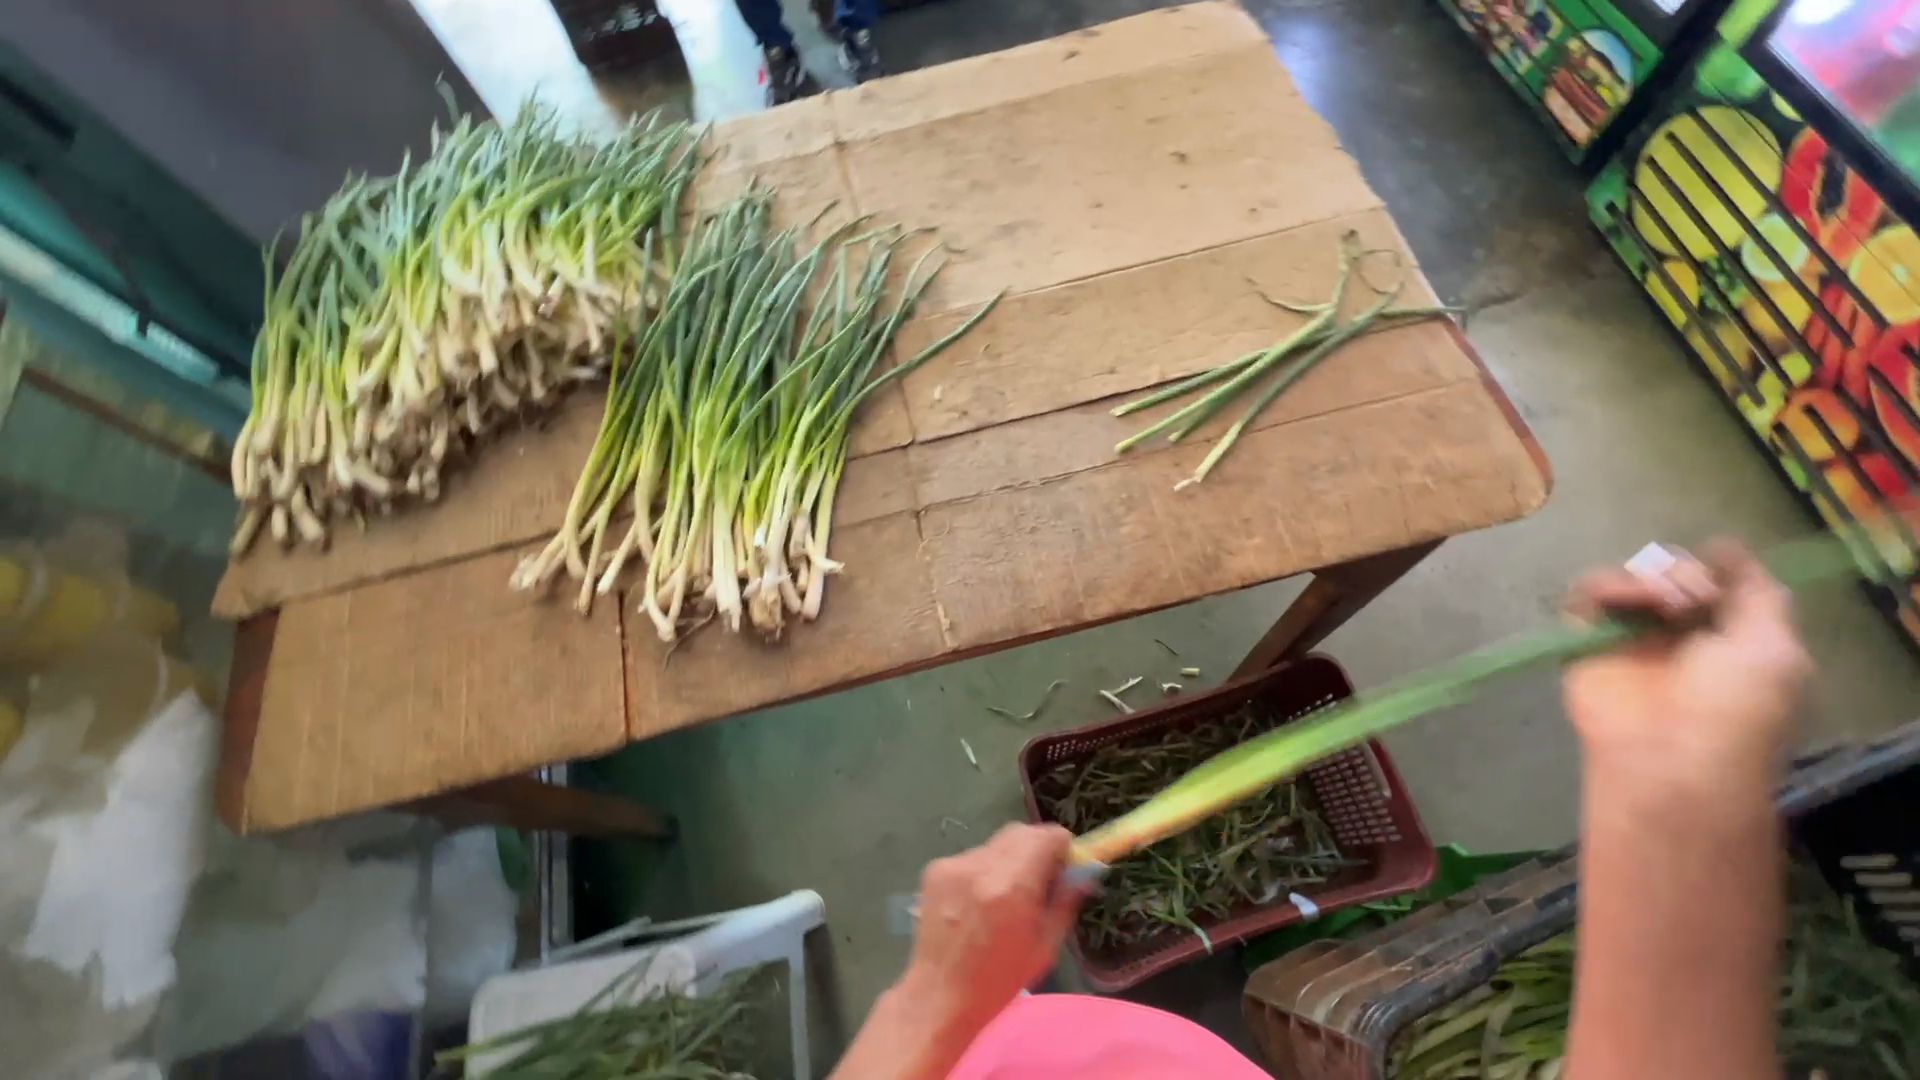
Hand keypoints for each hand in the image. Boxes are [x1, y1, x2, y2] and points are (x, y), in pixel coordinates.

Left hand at [895, 824, 1082, 1029]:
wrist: (940, 995)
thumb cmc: (999, 979)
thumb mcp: (1044, 946)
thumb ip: (1065, 901)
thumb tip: (1085, 872)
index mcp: (1013, 886)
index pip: (1046, 836)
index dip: (1061, 846)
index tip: (1064, 864)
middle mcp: (982, 866)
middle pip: (1021, 832)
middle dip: (1036, 847)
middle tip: (1040, 877)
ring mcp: (955, 864)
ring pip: (996, 844)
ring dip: (1009, 859)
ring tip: (1004, 895)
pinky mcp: (935, 868)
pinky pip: (972, 856)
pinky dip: (983, 870)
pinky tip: (977, 901)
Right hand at [1562, 540, 1809, 787]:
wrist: (1668, 753)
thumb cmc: (1735, 707)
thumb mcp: (1774, 649)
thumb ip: (1757, 595)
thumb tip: (1724, 545)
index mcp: (1726, 634)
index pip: (1714, 580)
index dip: (1716, 566)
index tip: (1719, 563)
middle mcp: (1674, 630)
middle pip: (1667, 572)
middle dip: (1681, 570)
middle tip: (1690, 593)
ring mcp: (1626, 635)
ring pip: (1625, 578)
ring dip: (1644, 576)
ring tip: (1660, 597)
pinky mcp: (1583, 640)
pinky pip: (1583, 597)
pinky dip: (1602, 586)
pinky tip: (1622, 597)